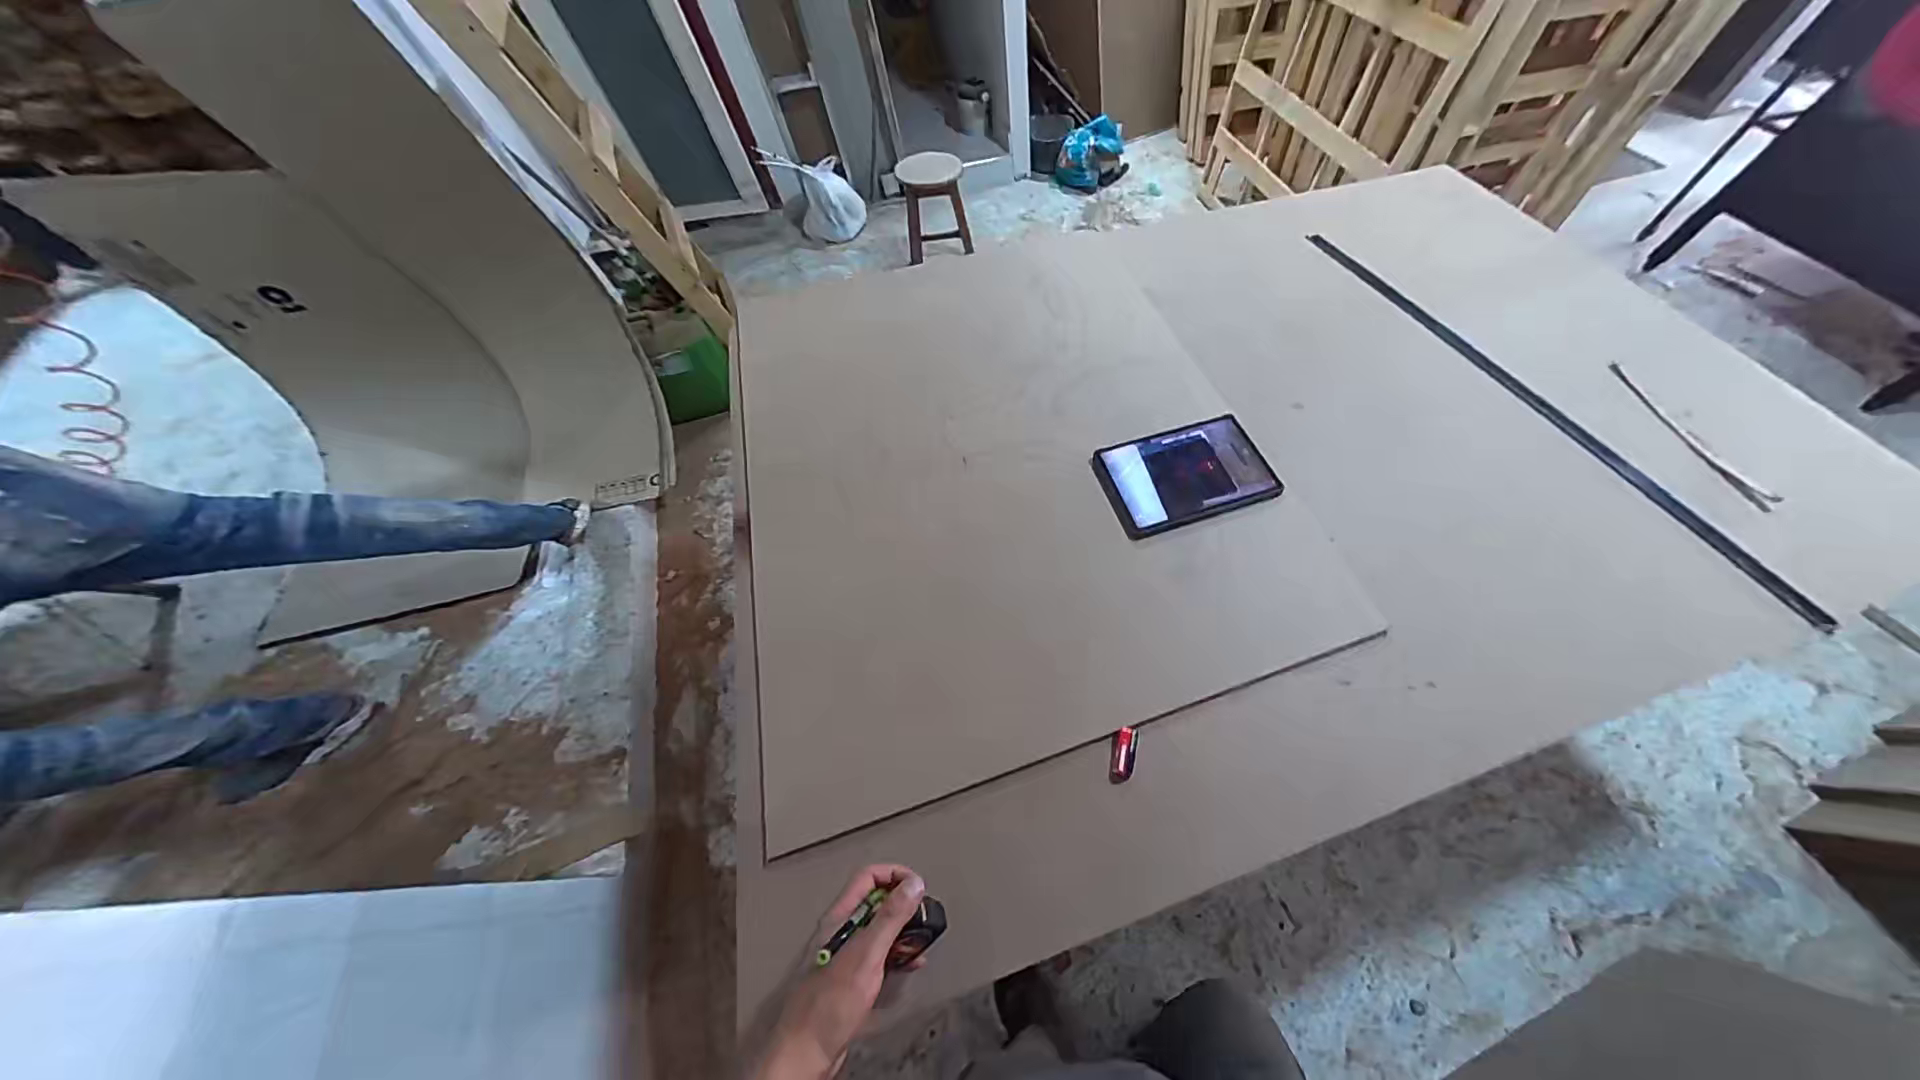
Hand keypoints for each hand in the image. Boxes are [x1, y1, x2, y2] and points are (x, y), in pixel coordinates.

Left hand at [752, 864, 927, 1079]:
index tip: (916, 887)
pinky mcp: (852, 979)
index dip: (894, 875)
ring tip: (920, 939)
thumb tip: (912, 884)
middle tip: (921, 914)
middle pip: (875, 902)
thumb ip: (890, 917)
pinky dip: (898, 954)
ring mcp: (846, 956)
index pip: (868, 877)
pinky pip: (879, 955)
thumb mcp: (866, 954)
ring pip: (879, 930)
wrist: (806, 1054)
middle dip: (902, 903)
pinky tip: (910, 963)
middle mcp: (841, 932)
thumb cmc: (826, 1006)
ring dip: (902, 930)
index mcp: (839, 918)